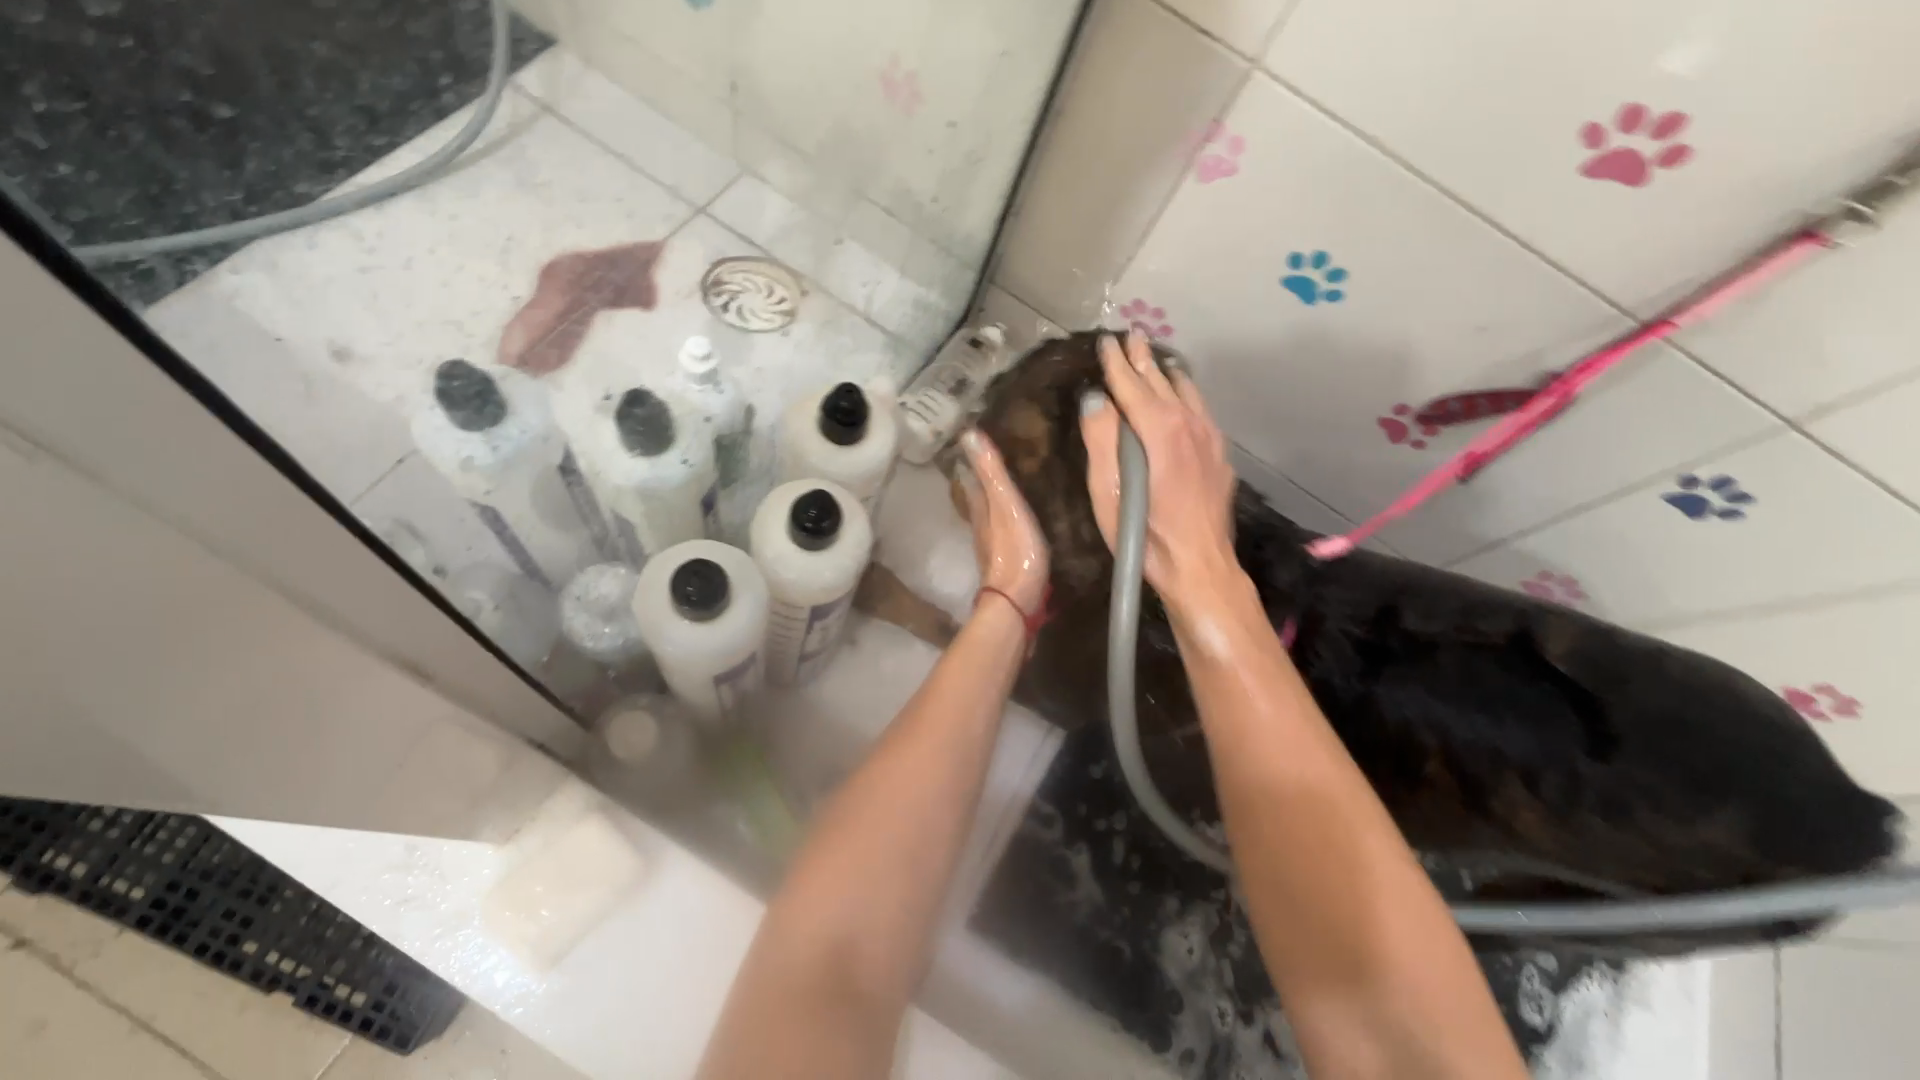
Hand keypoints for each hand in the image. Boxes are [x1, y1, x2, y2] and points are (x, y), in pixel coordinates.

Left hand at [958, 428, 1049, 619]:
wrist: (1016, 603)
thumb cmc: (1015, 551)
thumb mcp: (1007, 506)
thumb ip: (992, 474)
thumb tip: (968, 434)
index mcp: (981, 510)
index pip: (973, 479)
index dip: (974, 462)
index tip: (974, 441)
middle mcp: (982, 527)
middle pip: (979, 498)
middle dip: (983, 481)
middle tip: (992, 459)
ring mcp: (992, 548)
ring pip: (990, 517)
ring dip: (994, 502)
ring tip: (1005, 487)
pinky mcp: (1006, 564)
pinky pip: (1004, 534)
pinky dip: (1007, 522)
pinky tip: (1016, 523)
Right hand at [1080, 331, 1239, 605]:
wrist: (1199, 566)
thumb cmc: (1143, 534)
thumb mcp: (1107, 492)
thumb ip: (1101, 439)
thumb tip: (1096, 397)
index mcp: (1158, 428)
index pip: (1132, 384)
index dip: (1116, 362)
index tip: (1105, 340)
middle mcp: (1189, 423)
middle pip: (1162, 381)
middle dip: (1143, 358)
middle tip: (1132, 336)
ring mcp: (1210, 438)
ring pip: (1187, 392)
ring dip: (1168, 372)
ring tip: (1157, 358)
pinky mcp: (1220, 456)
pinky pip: (1200, 410)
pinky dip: (1186, 394)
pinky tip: (1183, 397)